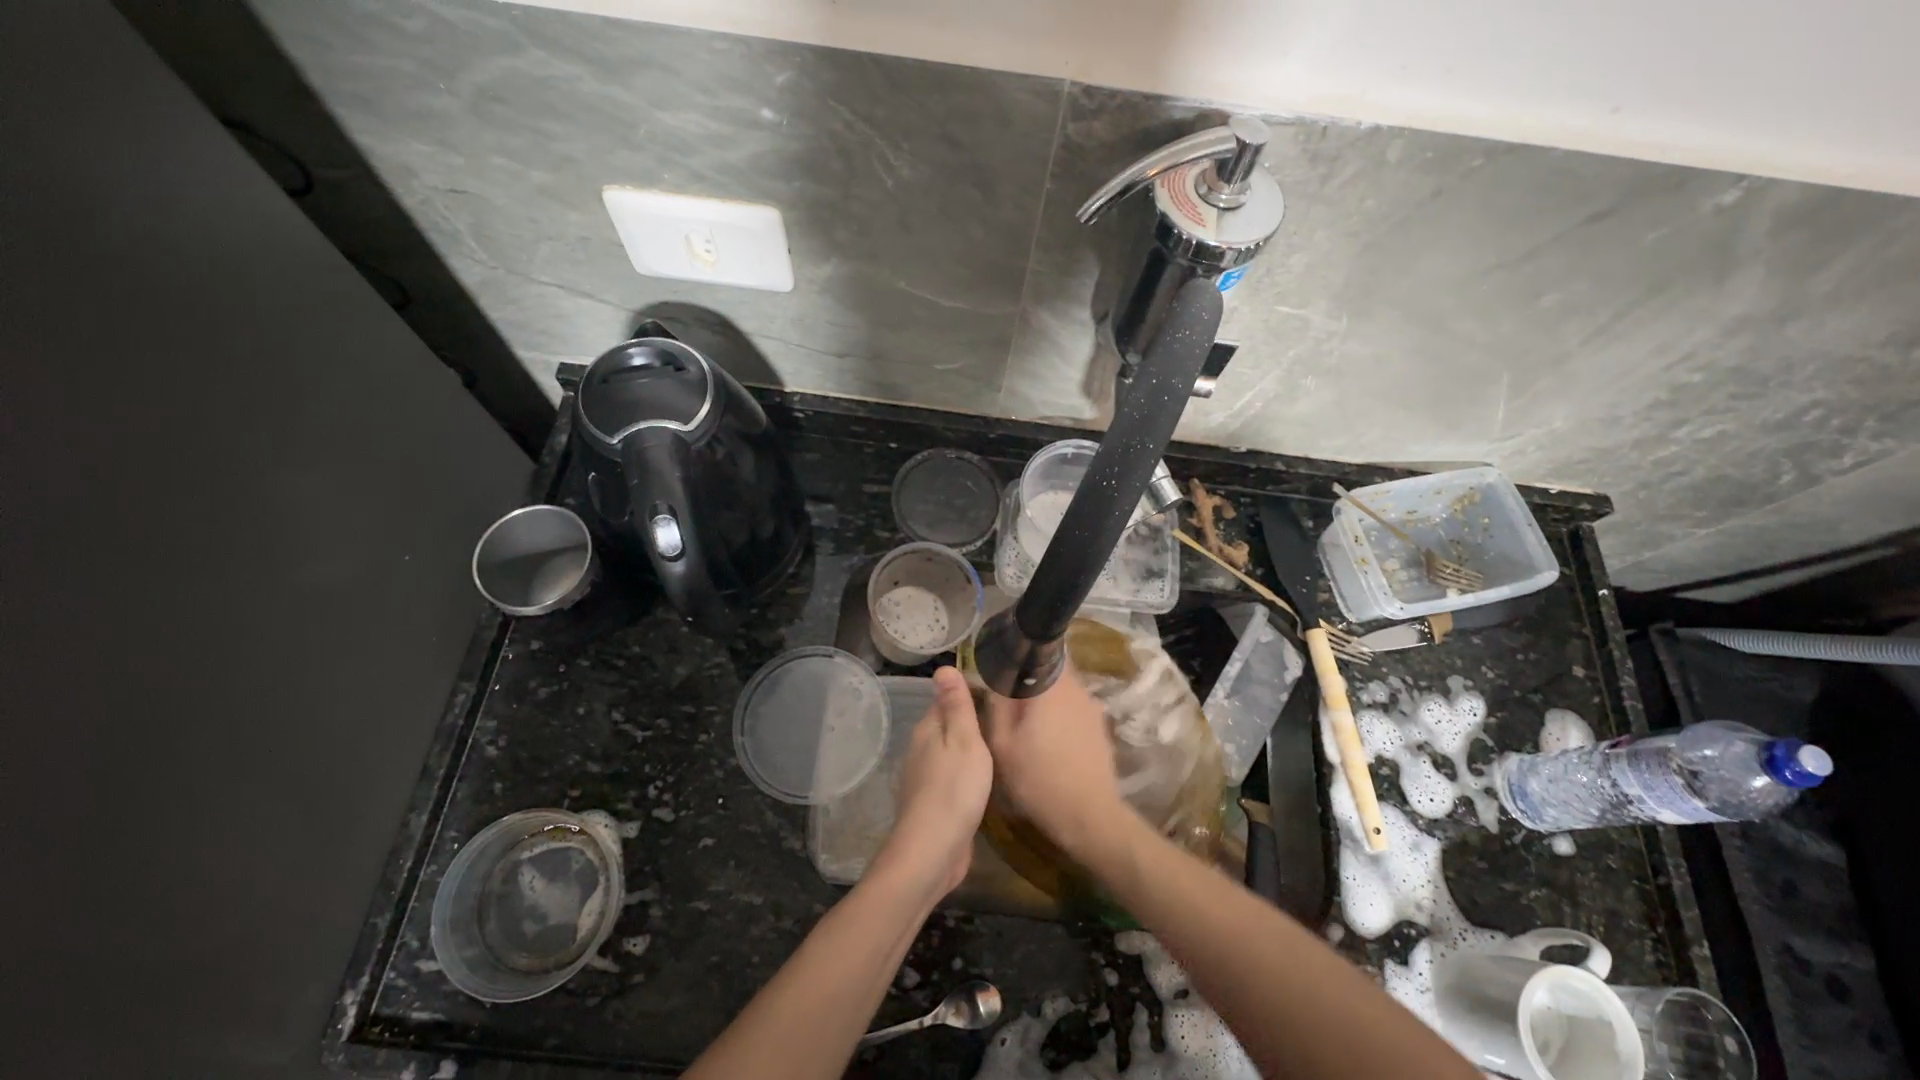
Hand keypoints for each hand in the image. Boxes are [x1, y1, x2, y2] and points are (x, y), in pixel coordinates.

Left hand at [872, 667, 992, 899]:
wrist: (933, 850)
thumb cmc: (953, 789)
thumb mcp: (963, 740)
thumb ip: (956, 705)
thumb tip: (942, 666)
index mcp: (927, 730)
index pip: (946, 700)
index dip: (970, 693)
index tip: (999, 690)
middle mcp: (921, 751)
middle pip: (947, 727)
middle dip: (971, 721)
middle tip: (1008, 717)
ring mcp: (926, 780)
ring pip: (950, 754)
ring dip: (970, 749)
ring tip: (1001, 744)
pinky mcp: (935, 805)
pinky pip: (953, 779)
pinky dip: (967, 774)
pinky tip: (985, 780)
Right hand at [983, 665, 1124, 859]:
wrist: (1088, 815)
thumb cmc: (1037, 778)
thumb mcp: (1002, 744)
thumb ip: (997, 704)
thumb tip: (993, 677)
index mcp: (1051, 687)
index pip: (1038, 650)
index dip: (1019, 652)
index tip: (1001, 662)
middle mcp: (1077, 690)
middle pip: (1052, 669)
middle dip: (1030, 677)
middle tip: (1007, 696)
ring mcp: (1093, 710)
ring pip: (1064, 691)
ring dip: (1046, 699)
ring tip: (1025, 722)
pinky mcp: (1100, 729)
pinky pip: (1074, 711)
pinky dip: (1060, 717)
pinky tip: (1047, 740)